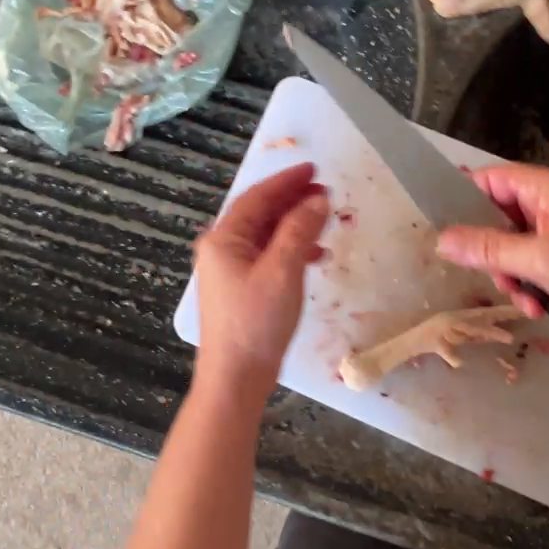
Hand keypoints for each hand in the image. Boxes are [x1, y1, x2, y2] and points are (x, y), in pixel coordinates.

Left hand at [193, 163, 329, 395]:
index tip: (314, 169)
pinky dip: (292, 250)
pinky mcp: (242, 290)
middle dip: (292, 200)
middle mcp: (222, 249)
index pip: (257, 198)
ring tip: (326, 218)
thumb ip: (299, 231)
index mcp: (223, 239)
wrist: (236, 379)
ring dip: (295, 224)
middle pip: (260, 214)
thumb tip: (318, 201)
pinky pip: (269, 257)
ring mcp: (230, 271)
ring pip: (266, 235)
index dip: (286, 181)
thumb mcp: (282, 271)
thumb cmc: (256, 322)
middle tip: (323, 189)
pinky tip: (315, 255)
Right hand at [435, 162, 548, 347]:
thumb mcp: (536, 259)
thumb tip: (441, 239)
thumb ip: (486, 248)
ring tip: (520, 298)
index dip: (465, 198)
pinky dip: (530, 285)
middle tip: (487, 274)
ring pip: (514, 246)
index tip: (443, 226)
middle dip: (489, 250)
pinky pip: (534, 265)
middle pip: (499, 216)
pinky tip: (537, 309)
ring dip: (510, 274)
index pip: (490, 179)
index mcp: (546, 188)